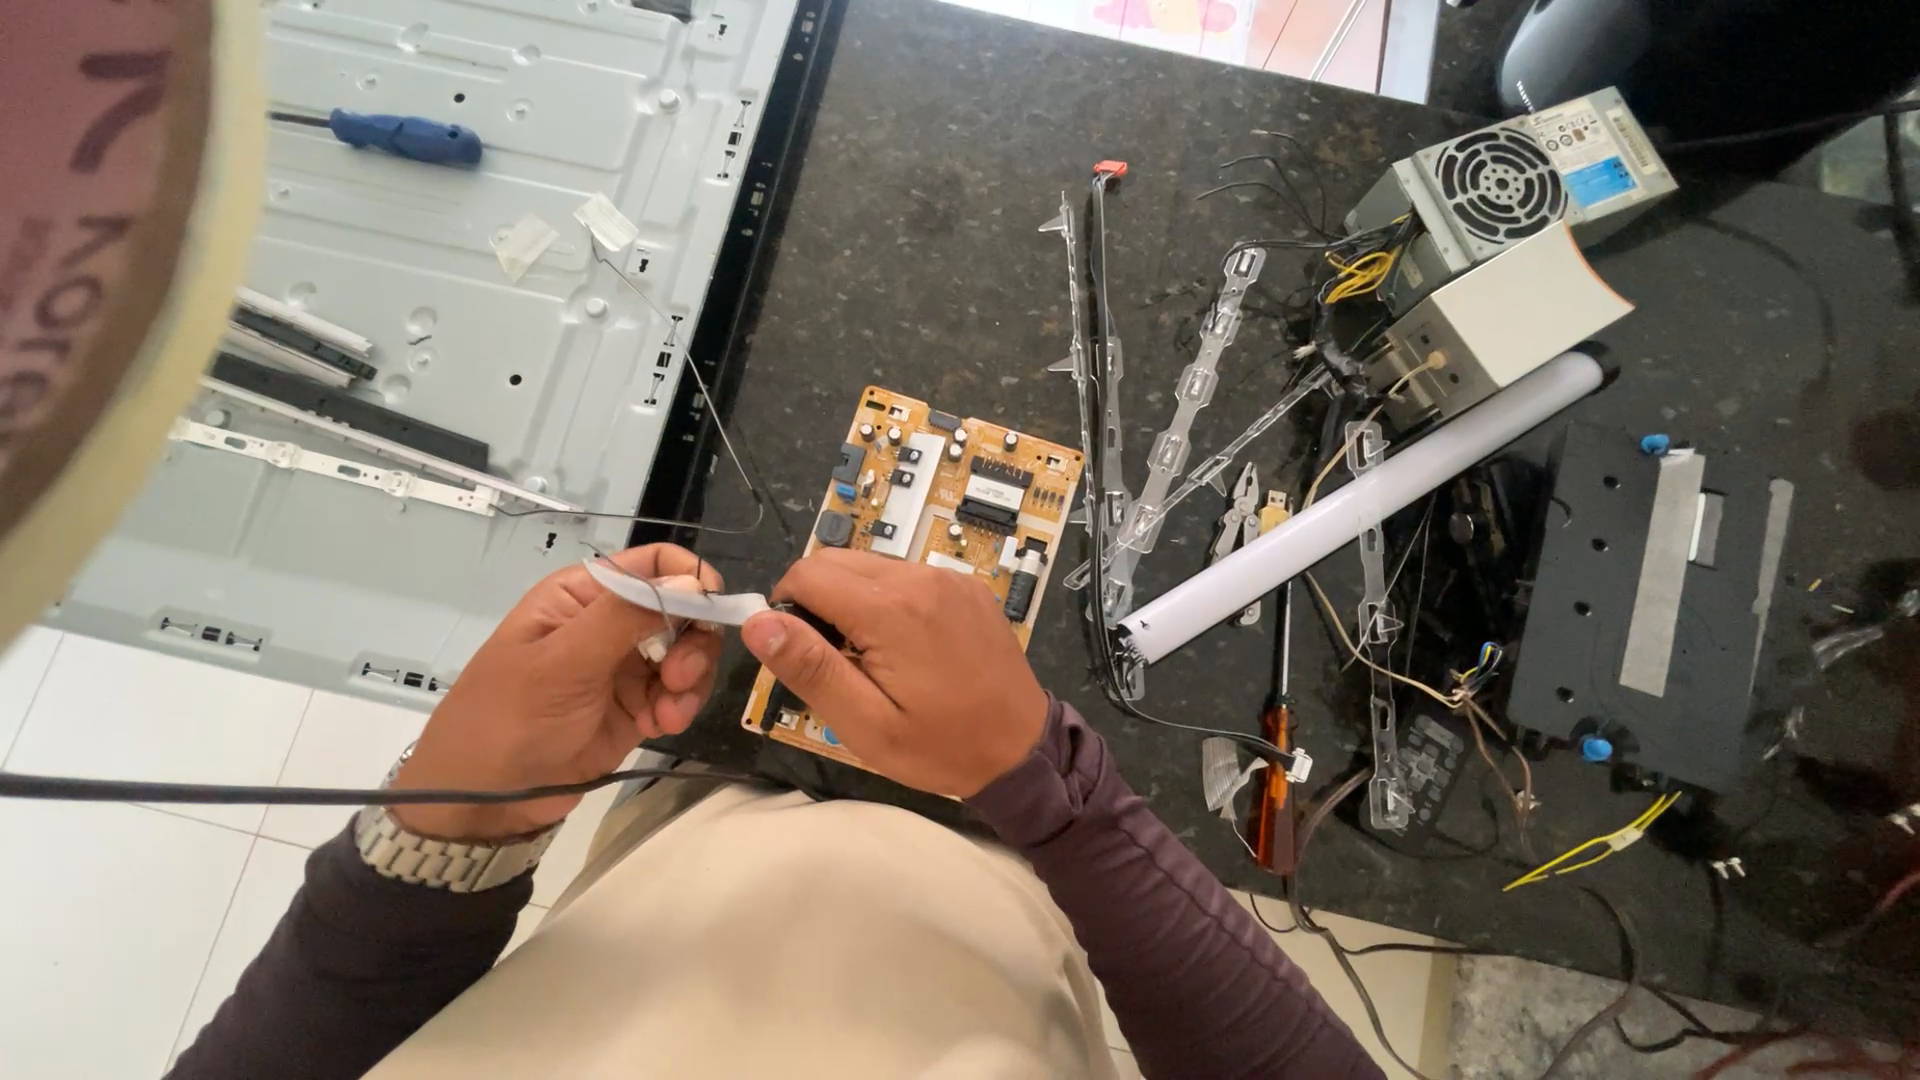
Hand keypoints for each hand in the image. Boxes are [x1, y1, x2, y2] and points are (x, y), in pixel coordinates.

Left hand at [391, 545, 722, 840]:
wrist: (482, 805)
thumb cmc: (507, 720)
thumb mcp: (563, 663)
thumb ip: (627, 616)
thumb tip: (693, 582)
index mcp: (583, 595)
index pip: (654, 564)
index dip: (691, 579)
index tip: (715, 610)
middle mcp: (610, 623)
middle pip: (684, 610)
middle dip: (693, 643)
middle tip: (680, 677)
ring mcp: (626, 665)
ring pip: (689, 653)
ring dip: (690, 681)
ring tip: (669, 715)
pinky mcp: (638, 705)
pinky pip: (680, 692)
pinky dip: (680, 707)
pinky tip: (661, 728)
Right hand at [740, 548, 1048, 797]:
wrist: (1022, 749)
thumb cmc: (940, 745)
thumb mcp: (865, 723)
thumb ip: (810, 667)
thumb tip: (758, 622)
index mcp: (891, 608)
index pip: (807, 574)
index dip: (786, 607)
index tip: (800, 651)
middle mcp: (920, 576)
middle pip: (837, 561)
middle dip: (817, 600)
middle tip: (834, 658)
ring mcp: (949, 577)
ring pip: (871, 564)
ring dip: (853, 598)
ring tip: (870, 654)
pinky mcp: (967, 586)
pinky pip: (908, 575)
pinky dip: (890, 598)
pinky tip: (906, 644)